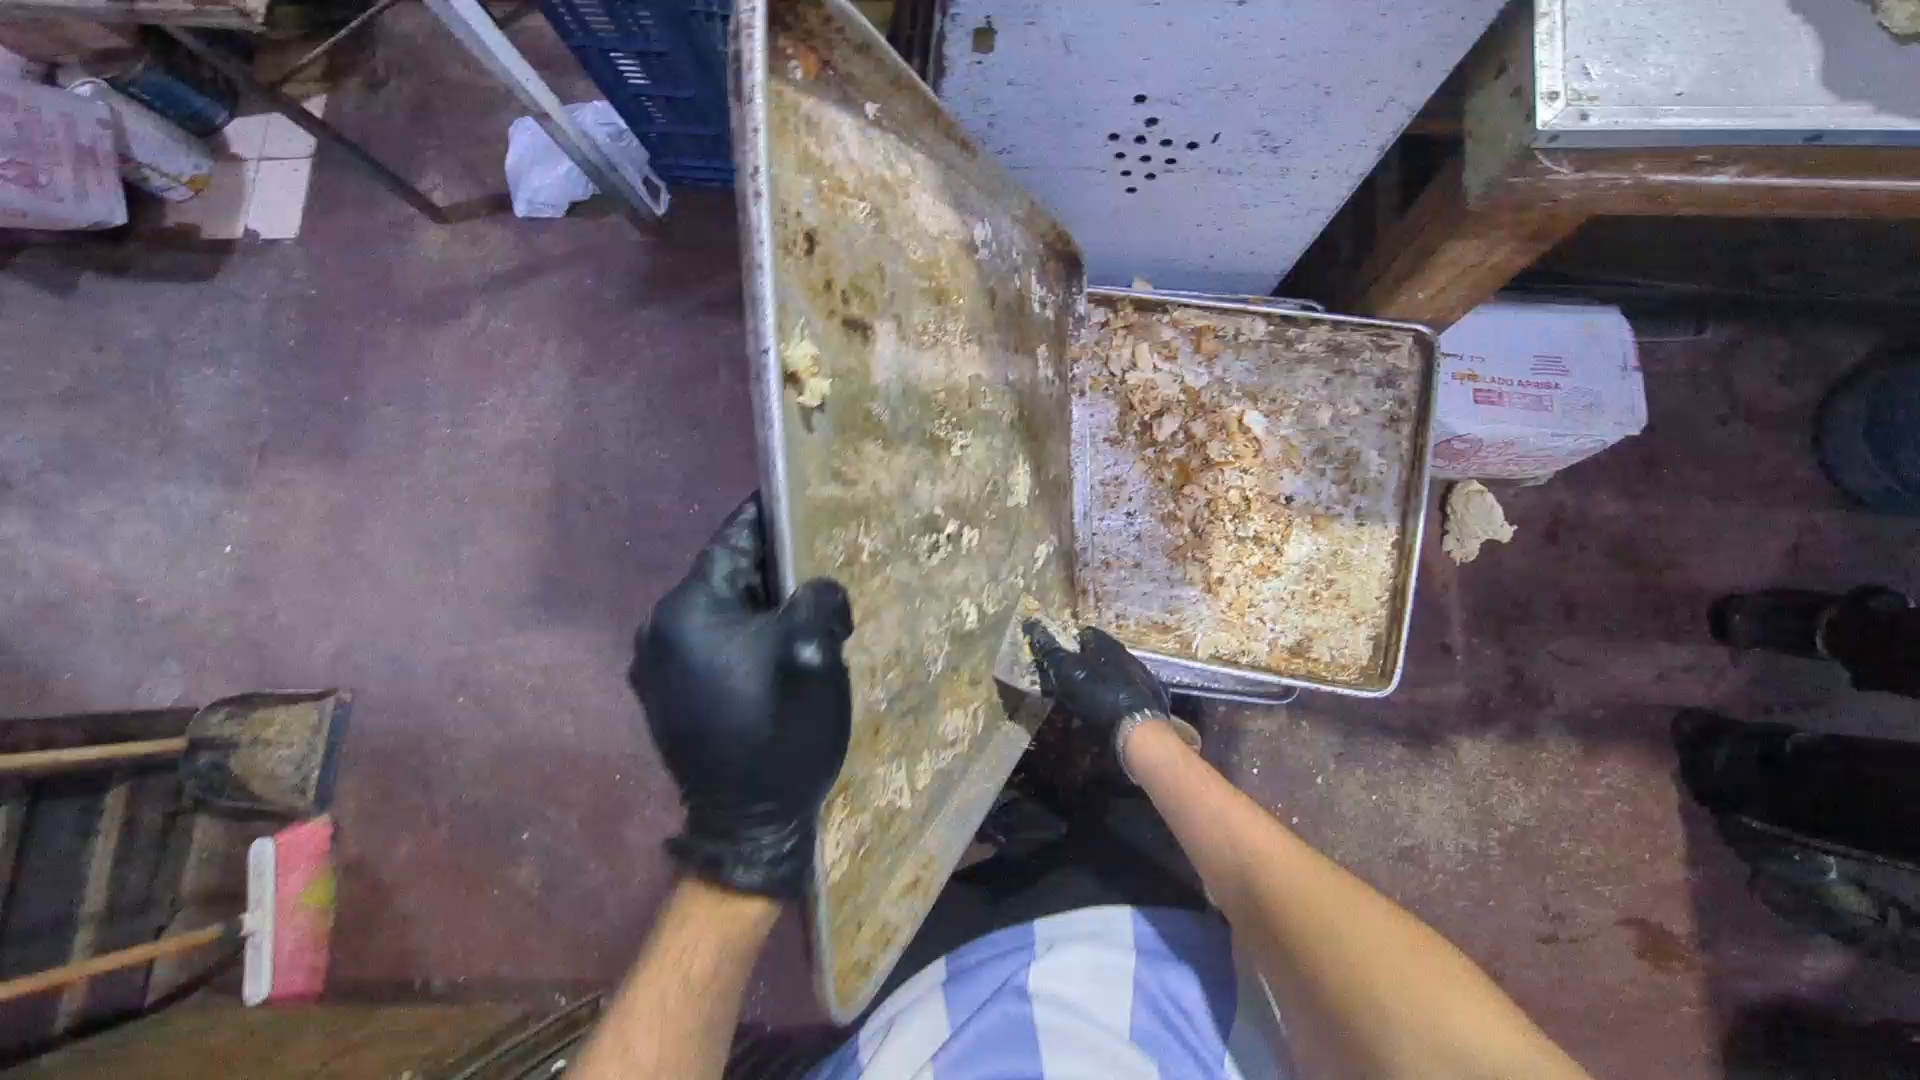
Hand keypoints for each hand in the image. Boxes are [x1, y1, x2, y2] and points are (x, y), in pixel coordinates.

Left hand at [631, 495, 854, 898]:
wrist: (749, 827)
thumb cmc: (781, 734)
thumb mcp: (815, 653)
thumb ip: (818, 598)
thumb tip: (815, 587)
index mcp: (689, 610)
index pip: (734, 540)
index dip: (770, 518)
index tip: (800, 500)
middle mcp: (659, 630)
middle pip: (725, 576)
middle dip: (772, 571)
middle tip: (817, 567)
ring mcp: (657, 667)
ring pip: (718, 613)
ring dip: (758, 608)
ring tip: (803, 610)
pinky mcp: (666, 697)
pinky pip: (708, 646)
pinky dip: (740, 638)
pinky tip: (773, 653)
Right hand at [1024, 622, 1191, 778]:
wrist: (1138, 728)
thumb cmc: (1097, 694)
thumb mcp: (1066, 671)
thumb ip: (1050, 650)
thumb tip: (1032, 624)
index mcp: (1107, 645)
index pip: (1086, 633)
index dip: (1070, 641)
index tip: (1058, 653)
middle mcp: (1128, 656)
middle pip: (1103, 655)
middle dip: (1089, 664)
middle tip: (1072, 679)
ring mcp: (1144, 678)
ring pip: (1119, 675)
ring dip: (1106, 682)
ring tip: (1090, 700)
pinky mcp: (1153, 700)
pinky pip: (1131, 696)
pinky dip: (1120, 701)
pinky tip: (1112, 713)